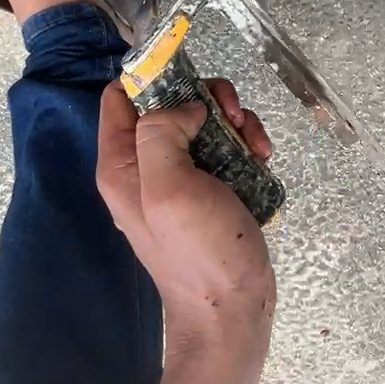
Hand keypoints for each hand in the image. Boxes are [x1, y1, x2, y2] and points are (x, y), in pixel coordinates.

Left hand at [96, 79, 275, 383]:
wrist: (233, 308)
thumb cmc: (198, 251)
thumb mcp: (168, 188)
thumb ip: (161, 133)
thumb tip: (185, 106)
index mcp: (123, 162)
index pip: (120, 95)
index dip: (152, 76)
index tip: (190, 75)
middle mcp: (148, 164)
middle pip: (173, 100)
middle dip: (208, 98)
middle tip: (233, 115)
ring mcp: (183, 174)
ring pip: (207, 119)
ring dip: (237, 121)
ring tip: (255, 145)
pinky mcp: (215, 184)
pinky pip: (229, 144)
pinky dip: (248, 143)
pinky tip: (264, 159)